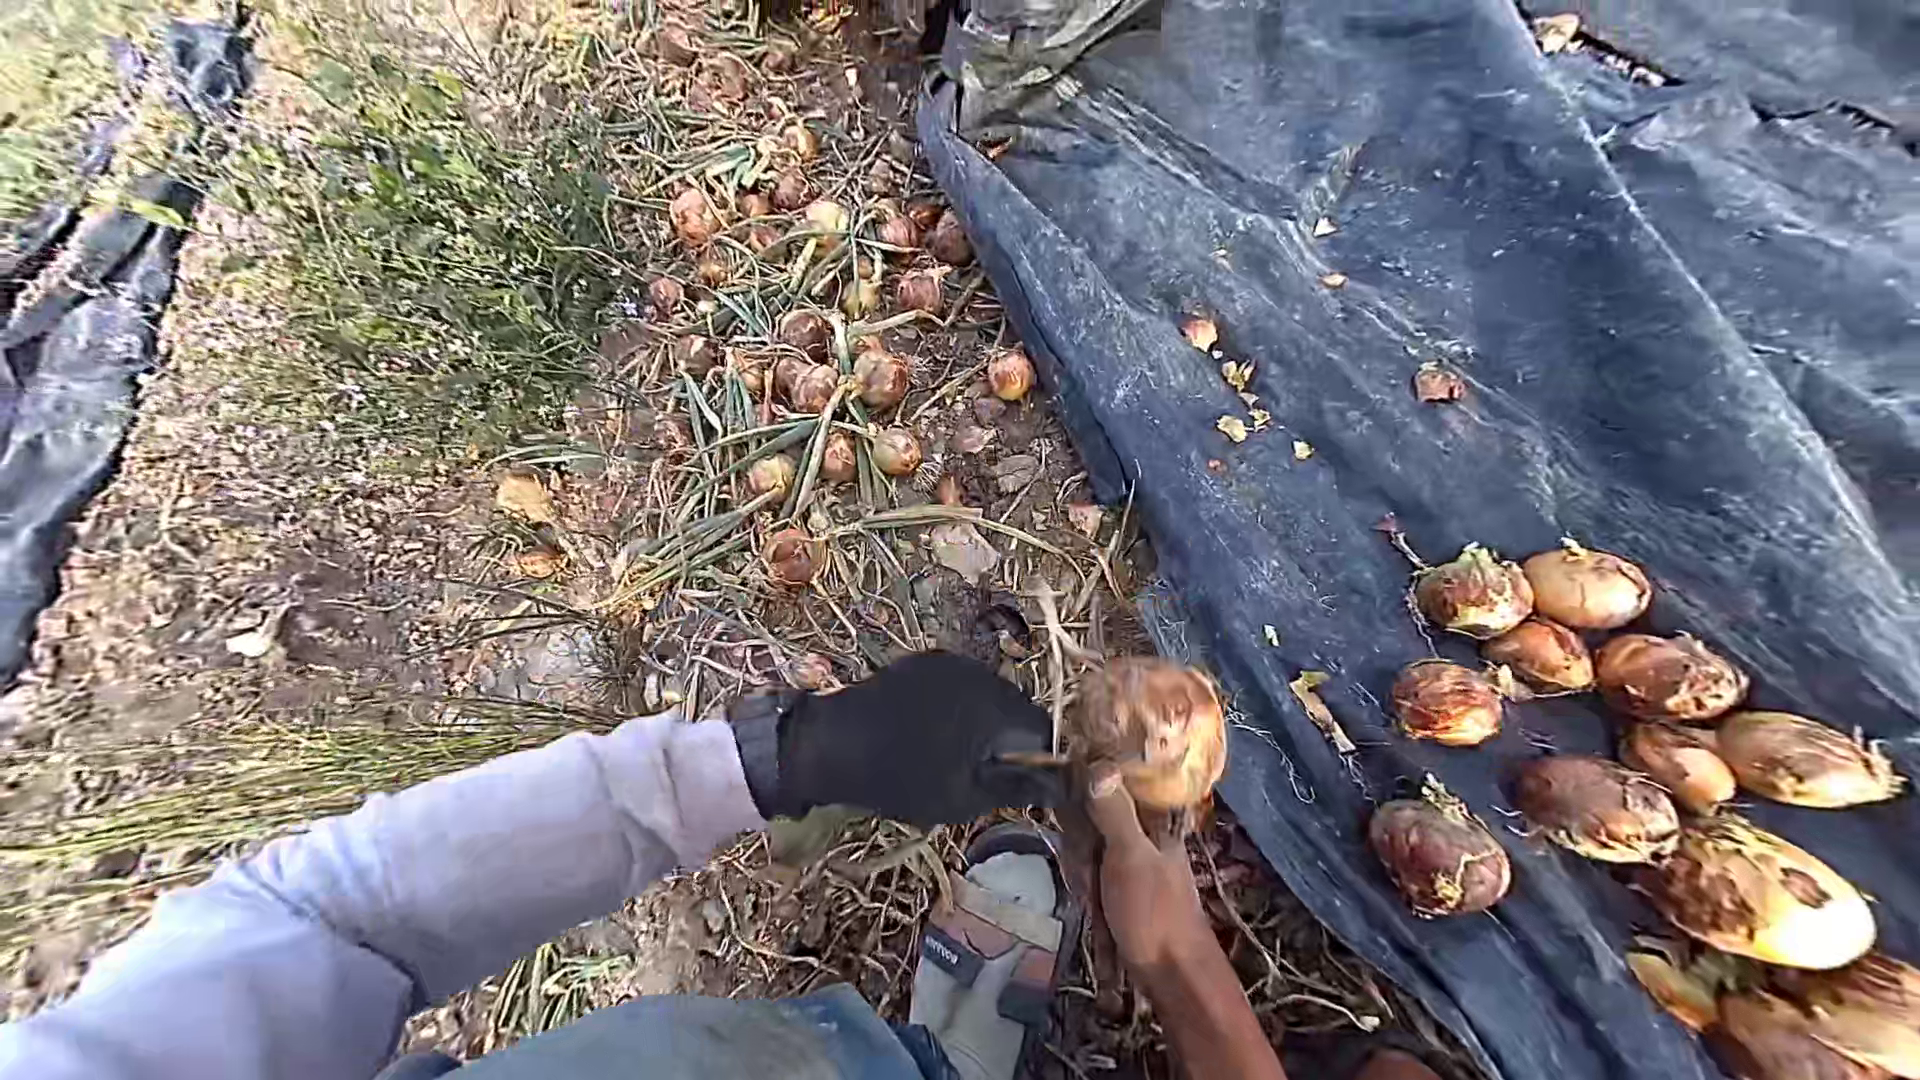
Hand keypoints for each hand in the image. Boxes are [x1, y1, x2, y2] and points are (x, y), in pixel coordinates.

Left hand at [734, 651, 1063, 826]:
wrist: (834, 742)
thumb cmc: (902, 777)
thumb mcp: (964, 797)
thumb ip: (1016, 786)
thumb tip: (1058, 783)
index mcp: (994, 705)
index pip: (1041, 727)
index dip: (1037, 757)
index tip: (1018, 779)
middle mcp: (979, 673)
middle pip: (1016, 706)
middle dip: (1009, 737)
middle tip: (984, 769)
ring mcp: (950, 662)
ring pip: (989, 694)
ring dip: (984, 720)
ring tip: (956, 750)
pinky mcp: (926, 661)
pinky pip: (961, 683)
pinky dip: (960, 705)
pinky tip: (933, 727)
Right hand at [1086, 768, 1288, 1079]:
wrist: (1174, 980)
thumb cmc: (1156, 915)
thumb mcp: (1130, 857)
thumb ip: (1113, 811)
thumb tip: (1097, 764)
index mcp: (1153, 813)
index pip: (1110, 777)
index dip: (1084, 790)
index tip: (1073, 815)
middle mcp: (1143, 826)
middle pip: (1091, 811)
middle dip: (1081, 843)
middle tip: (1089, 873)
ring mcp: (1132, 853)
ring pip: (1087, 841)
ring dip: (1082, 869)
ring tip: (1093, 896)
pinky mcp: (1122, 878)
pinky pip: (1090, 866)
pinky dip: (1086, 885)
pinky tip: (1092, 905)